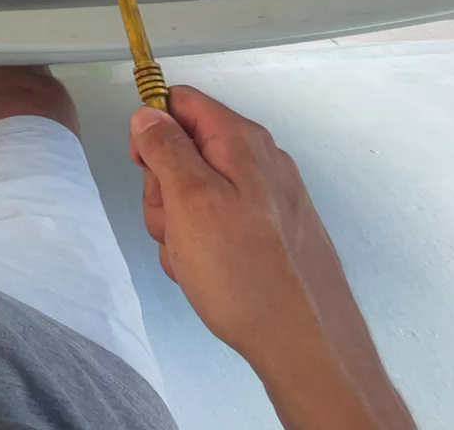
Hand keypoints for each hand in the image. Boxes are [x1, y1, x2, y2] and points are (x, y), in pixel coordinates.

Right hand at [130, 87, 414, 428]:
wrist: (309, 350)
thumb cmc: (243, 270)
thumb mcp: (189, 200)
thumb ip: (164, 147)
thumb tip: (147, 112)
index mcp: (241, 141)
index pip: (179, 102)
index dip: (151, 127)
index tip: (144, 167)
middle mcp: (258, 160)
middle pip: (182, 148)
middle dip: (163, 187)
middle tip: (173, 224)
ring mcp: (266, 197)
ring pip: (193, 188)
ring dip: (177, 220)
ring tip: (191, 255)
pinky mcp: (269, 230)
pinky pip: (216, 218)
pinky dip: (200, 240)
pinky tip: (206, 269)